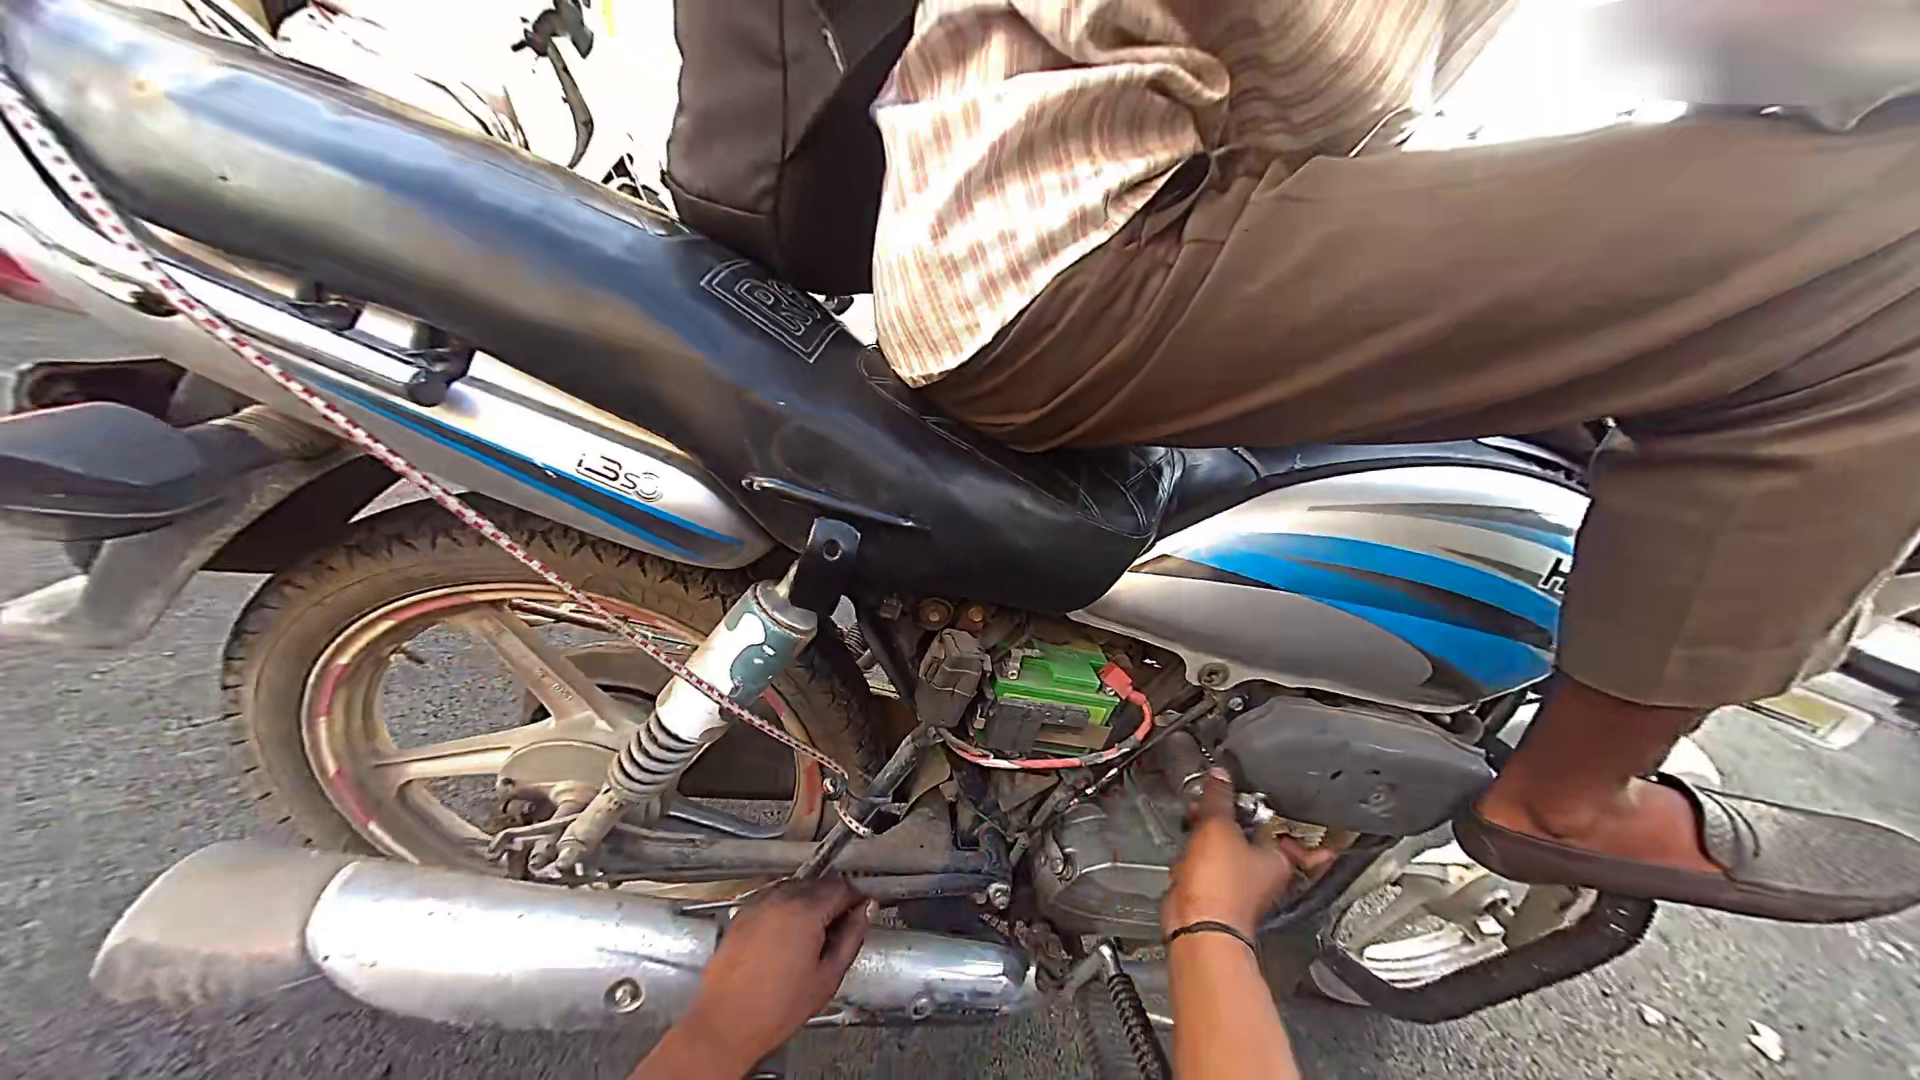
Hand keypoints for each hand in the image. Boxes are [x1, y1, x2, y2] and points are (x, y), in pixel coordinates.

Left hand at [637, 878, 872, 1079]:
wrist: (725, 1024)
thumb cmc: (773, 1008)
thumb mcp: (827, 976)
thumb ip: (852, 937)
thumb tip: (865, 912)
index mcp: (807, 910)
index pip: (842, 888)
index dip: (856, 898)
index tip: (861, 908)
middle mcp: (782, 898)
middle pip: (820, 883)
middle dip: (834, 898)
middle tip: (841, 923)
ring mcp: (760, 903)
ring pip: (797, 887)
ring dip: (811, 900)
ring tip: (814, 932)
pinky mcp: (744, 913)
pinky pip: (775, 898)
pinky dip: (787, 906)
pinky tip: (788, 934)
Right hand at [1161, 769, 1336, 937]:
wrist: (1195, 922)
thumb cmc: (1221, 885)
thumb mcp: (1219, 826)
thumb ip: (1219, 797)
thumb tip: (1220, 776)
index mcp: (1278, 859)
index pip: (1289, 833)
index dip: (1283, 818)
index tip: (1278, 805)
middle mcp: (1262, 872)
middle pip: (1248, 832)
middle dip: (1226, 816)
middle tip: (1216, 801)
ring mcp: (1237, 881)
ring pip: (1223, 845)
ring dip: (1206, 832)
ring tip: (1195, 821)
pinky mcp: (1212, 888)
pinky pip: (1205, 861)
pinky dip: (1194, 853)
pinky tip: (1185, 849)